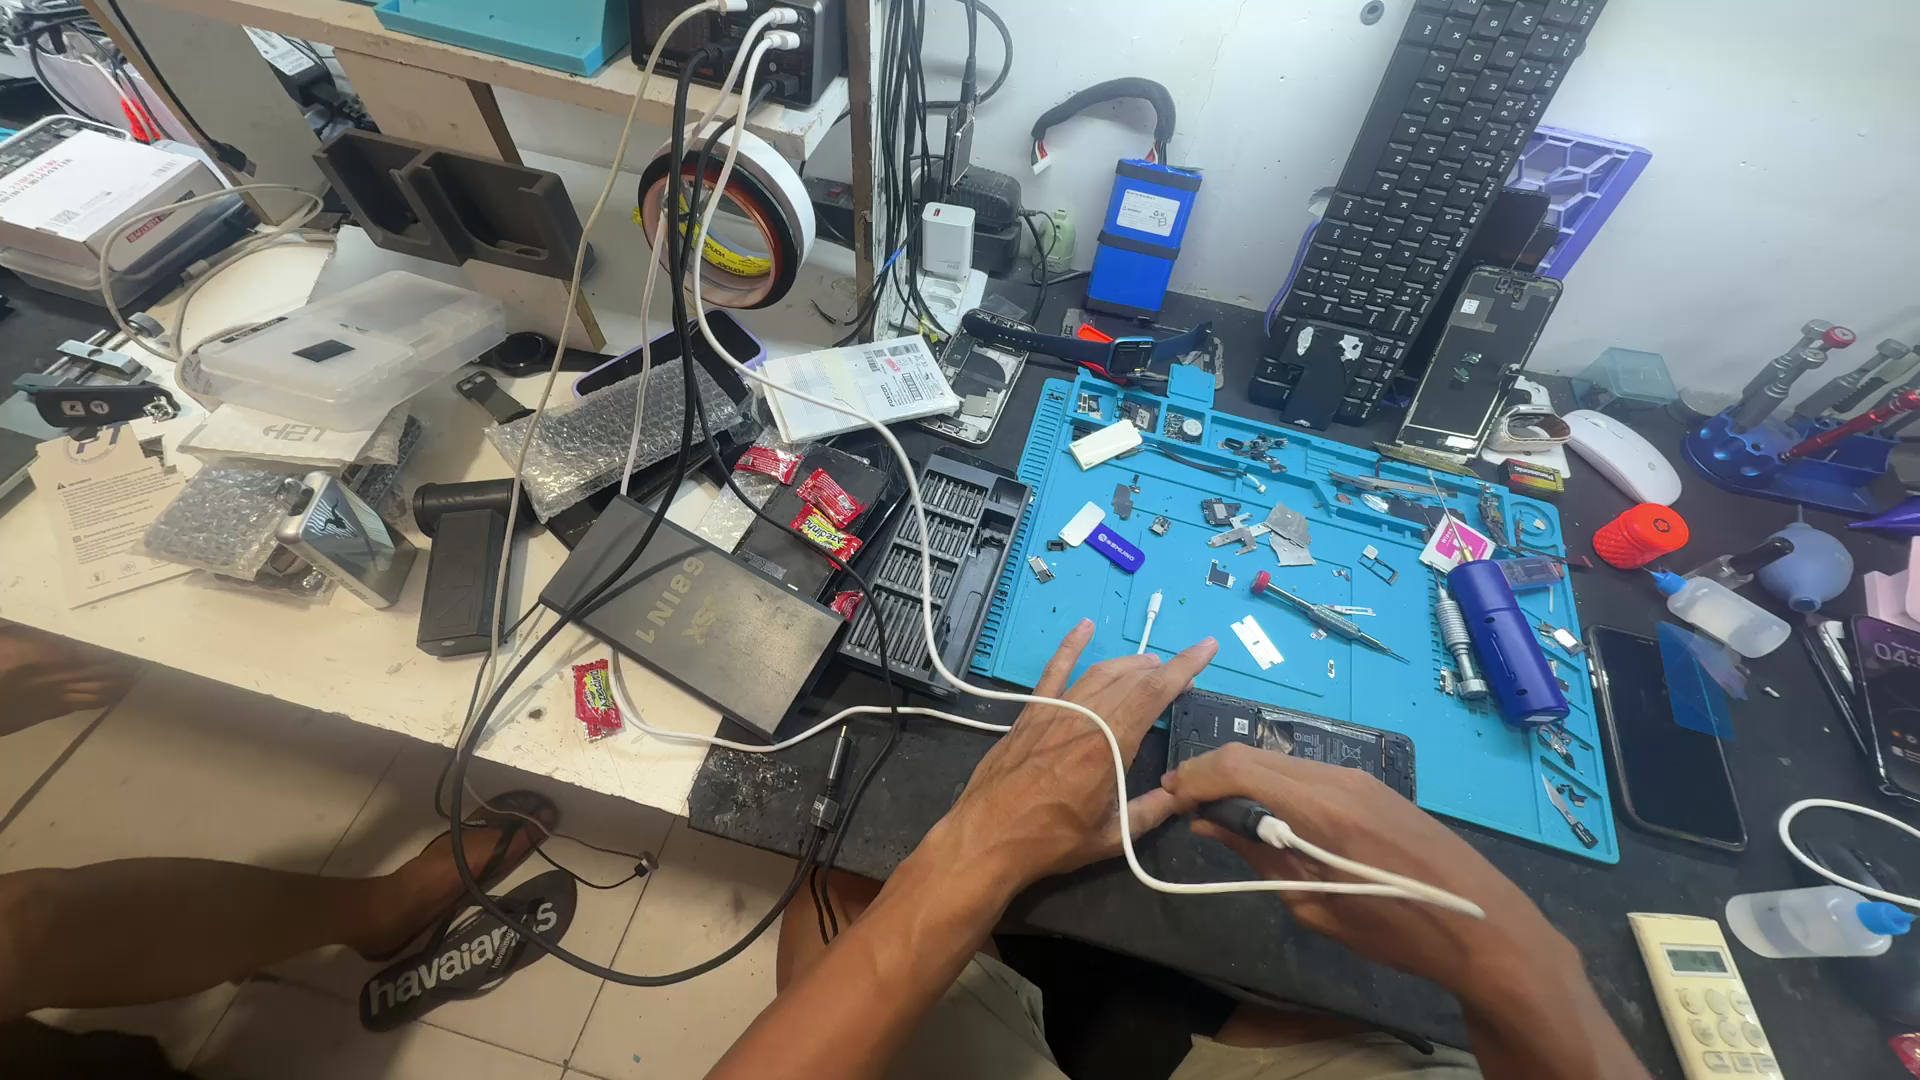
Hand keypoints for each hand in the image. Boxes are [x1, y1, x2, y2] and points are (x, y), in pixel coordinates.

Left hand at [939, 619, 1217, 890]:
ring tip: (1151, 664)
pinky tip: (1084, 628)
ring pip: (1098, 673)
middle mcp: (1084, 718)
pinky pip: (1054, 670)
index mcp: (1109, 746)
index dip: (1183, 668)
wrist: (988, 836)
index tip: (1205, 648)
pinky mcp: (1031, 711)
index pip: (1153, 694)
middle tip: (1183, 673)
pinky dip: (1070, 646)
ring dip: (1129, 664)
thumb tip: (1186, 794)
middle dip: (1162, 670)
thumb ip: (1152, 812)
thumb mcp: (1111, 837)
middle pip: (1130, 680)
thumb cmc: (1051, 840)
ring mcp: (1054, 710)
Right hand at [1163, 743, 1573, 1003]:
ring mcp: (1355, 775)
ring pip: (1275, 759)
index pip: (1236, 767)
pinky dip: (1271, 781)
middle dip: (1209, 772)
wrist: (1490, 928)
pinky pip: (1303, 770)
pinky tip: (1267, 810)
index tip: (1169, 796)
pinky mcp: (1369, 784)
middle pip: (1251, 754)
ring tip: (1220, 809)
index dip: (1195, 776)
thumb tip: (1206, 823)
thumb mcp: (1315, 904)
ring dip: (1239, 776)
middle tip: (1184, 801)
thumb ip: (1257, 854)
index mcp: (1320, 807)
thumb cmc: (1398, 930)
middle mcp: (1334, 776)